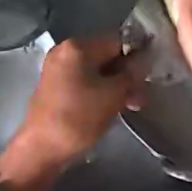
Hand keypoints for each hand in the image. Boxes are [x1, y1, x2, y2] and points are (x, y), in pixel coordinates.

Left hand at [11, 33, 144, 171]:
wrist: (41, 150)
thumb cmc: (79, 118)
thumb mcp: (114, 94)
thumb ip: (133, 72)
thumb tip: (145, 59)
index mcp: (78, 46)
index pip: (119, 40)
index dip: (139, 55)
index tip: (150, 75)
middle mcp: (66, 51)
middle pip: (109, 55)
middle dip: (128, 75)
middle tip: (140, 98)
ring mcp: (59, 68)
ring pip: (99, 70)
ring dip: (118, 85)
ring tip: (131, 106)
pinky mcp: (57, 85)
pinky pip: (87, 80)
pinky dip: (102, 90)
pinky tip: (113, 106)